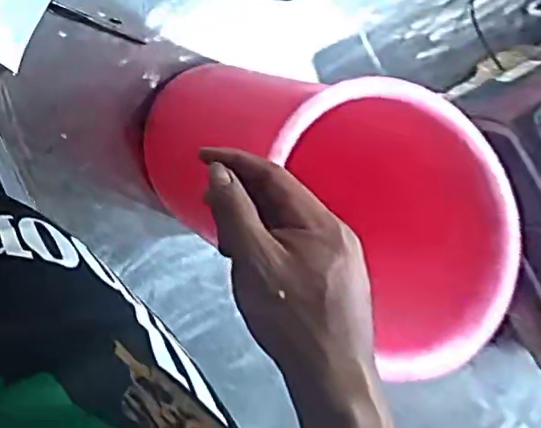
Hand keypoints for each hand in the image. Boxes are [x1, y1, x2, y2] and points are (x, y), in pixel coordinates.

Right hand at [201, 147, 389, 427]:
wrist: (333, 385)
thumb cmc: (292, 321)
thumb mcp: (254, 259)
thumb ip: (234, 210)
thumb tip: (219, 171)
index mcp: (321, 223)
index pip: (273, 174)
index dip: (235, 160)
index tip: (203, 157)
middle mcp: (334, 233)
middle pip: (278, 197)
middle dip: (240, 194)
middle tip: (208, 200)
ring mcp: (337, 258)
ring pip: (283, 220)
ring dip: (249, 219)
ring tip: (225, 236)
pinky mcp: (331, 279)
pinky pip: (290, 241)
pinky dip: (263, 239)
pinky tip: (248, 257)